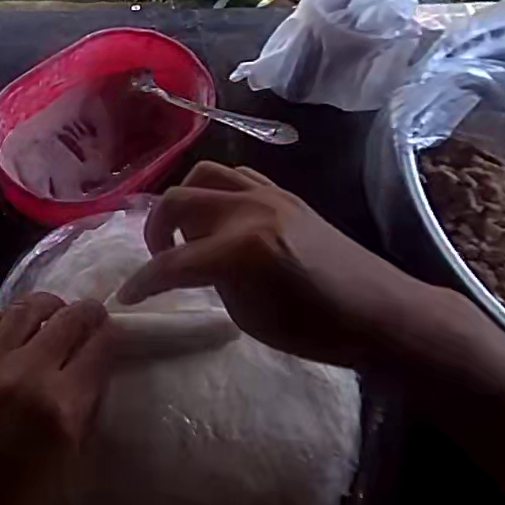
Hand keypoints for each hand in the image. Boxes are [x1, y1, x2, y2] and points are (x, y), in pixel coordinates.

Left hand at [0, 293, 113, 504]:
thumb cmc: (23, 496)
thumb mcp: (73, 452)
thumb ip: (88, 401)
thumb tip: (99, 361)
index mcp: (63, 406)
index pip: (101, 345)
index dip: (113, 333)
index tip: (115, 333)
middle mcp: (30, 374)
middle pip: (72, 316)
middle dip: (90, 312)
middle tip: (93, 318)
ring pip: (32, 305)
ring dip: (52, 305)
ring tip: (57, 315)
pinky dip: (15, 317)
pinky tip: (23, 329)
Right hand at [117, 162, 499, 371]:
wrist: (378, 311)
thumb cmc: (315, 329)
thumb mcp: (249, 315)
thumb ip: (213, 280)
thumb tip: (193, 262)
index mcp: (241, 248)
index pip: (173, 262)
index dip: (143, 282)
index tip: (126, 296)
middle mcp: (249, 209)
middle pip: (178, 201)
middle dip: (156, 231)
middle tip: (159, 259)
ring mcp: (268, 194)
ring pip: (204, 175)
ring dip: (184, 201)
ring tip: (187, 231)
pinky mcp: (284, 193)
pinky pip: (237, 176)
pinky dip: (217, 191)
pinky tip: (221, 217)